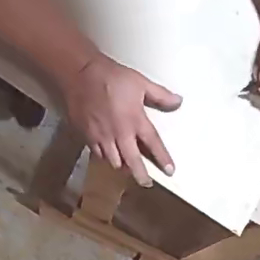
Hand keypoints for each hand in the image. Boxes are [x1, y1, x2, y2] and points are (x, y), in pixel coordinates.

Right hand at [62, 53, 182, 185]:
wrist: (81, 76)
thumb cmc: (113, 77)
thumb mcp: (140, 83)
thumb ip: (160, 96)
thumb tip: (178, 102)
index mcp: (135, 120)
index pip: (153, 143)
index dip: (162, 158)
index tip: (170, 171)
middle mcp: (120, 134)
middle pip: (132, 161)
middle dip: (140, 175)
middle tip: (146, 183)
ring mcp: (102, 138)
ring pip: (114, 162)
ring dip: (122, 167)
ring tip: (127, 169)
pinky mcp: (88, 137)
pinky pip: (98, 155)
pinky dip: (106, 158)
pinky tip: (109, 157)